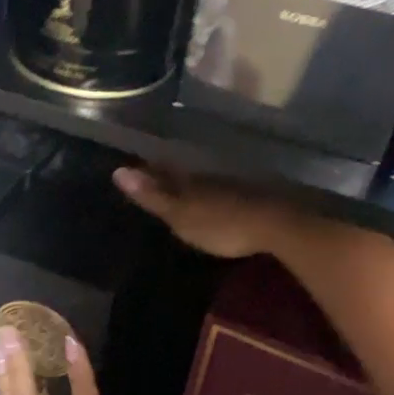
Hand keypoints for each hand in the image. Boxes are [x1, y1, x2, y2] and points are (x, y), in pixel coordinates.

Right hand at [112, 167, 302, 258]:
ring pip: (203, 182)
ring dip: (191, 184)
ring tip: (180, 188)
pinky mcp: (249, 199)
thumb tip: (119, 171)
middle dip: (166, 174)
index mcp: (187, 182)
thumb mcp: (180, 215)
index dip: (145, 172)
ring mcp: (230, 187)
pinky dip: (212, 195)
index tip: (130, 169)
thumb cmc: (221, 224)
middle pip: (182, 174)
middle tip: (152, 174)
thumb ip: (153, 195)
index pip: (160, 172)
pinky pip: (222, 192)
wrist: (275, 225)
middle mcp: (207, 179)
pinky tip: (213, 201)